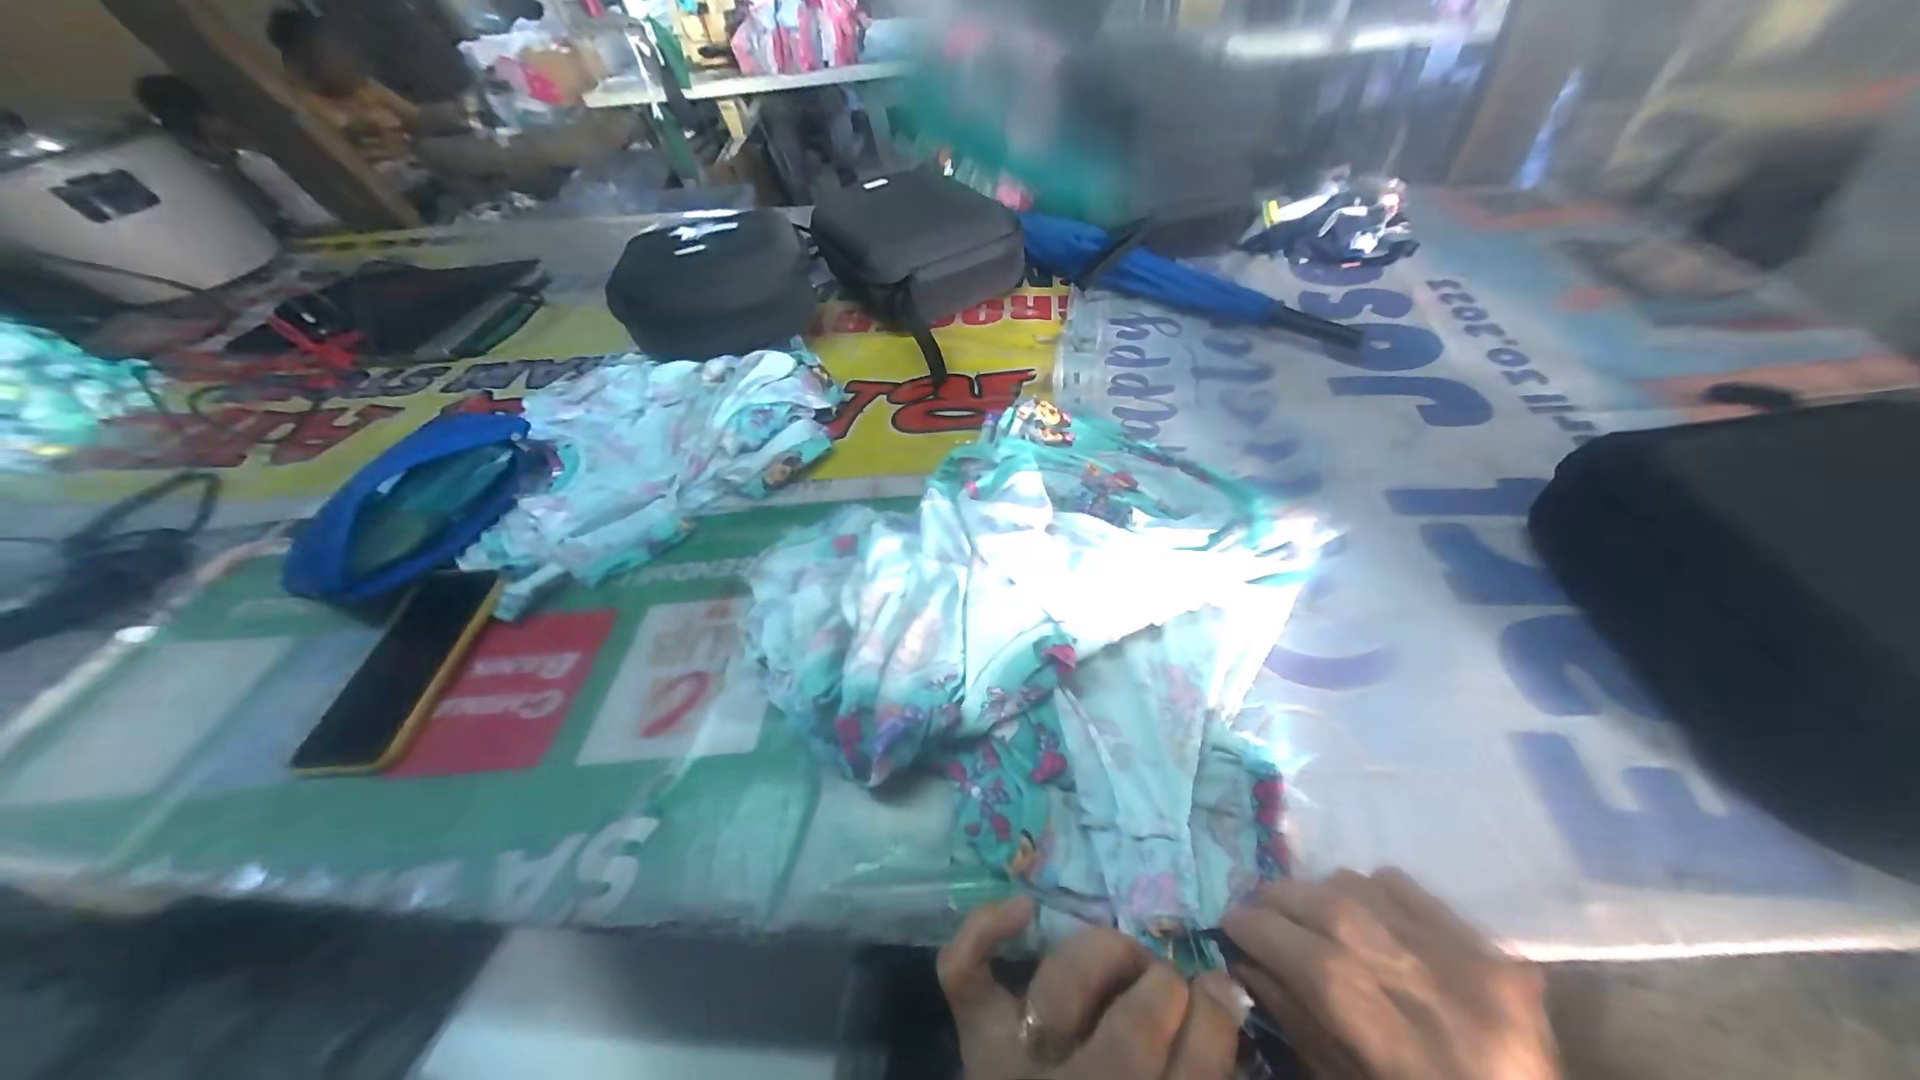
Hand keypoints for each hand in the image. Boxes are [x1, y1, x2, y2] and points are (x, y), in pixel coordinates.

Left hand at [938, 896, 1247, 1079]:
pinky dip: (987, 930)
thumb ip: (1199, 1060)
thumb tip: (1225, 990)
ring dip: (1107, 954)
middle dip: (1163, 987)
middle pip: (1130, 1032)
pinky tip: (1026, 909)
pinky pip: (965, 973)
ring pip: (1063, 986)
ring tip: (1125, 954)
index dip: (1212, 1025)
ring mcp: (1012, 1063)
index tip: (1221, 990)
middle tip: (1168, 978)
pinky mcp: (974, 1035)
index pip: (1193, 1075)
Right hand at [1221, 868, 1560, 1079]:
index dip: (1251, 929)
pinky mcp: (1490, 948)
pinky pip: (1403, 885)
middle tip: (1257, 911)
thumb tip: (1245, 957)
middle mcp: (1420, 981)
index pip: (1295, 951)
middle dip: (1275, 900)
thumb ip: (1295, 1019)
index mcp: (1384, 1033)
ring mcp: (1462, 958)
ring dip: (1316, 893)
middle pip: (1324, 907)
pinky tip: (1365, 918)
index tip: (1228, 924)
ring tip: (1308, 915)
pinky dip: (1368, 890)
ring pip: (1356, 885)